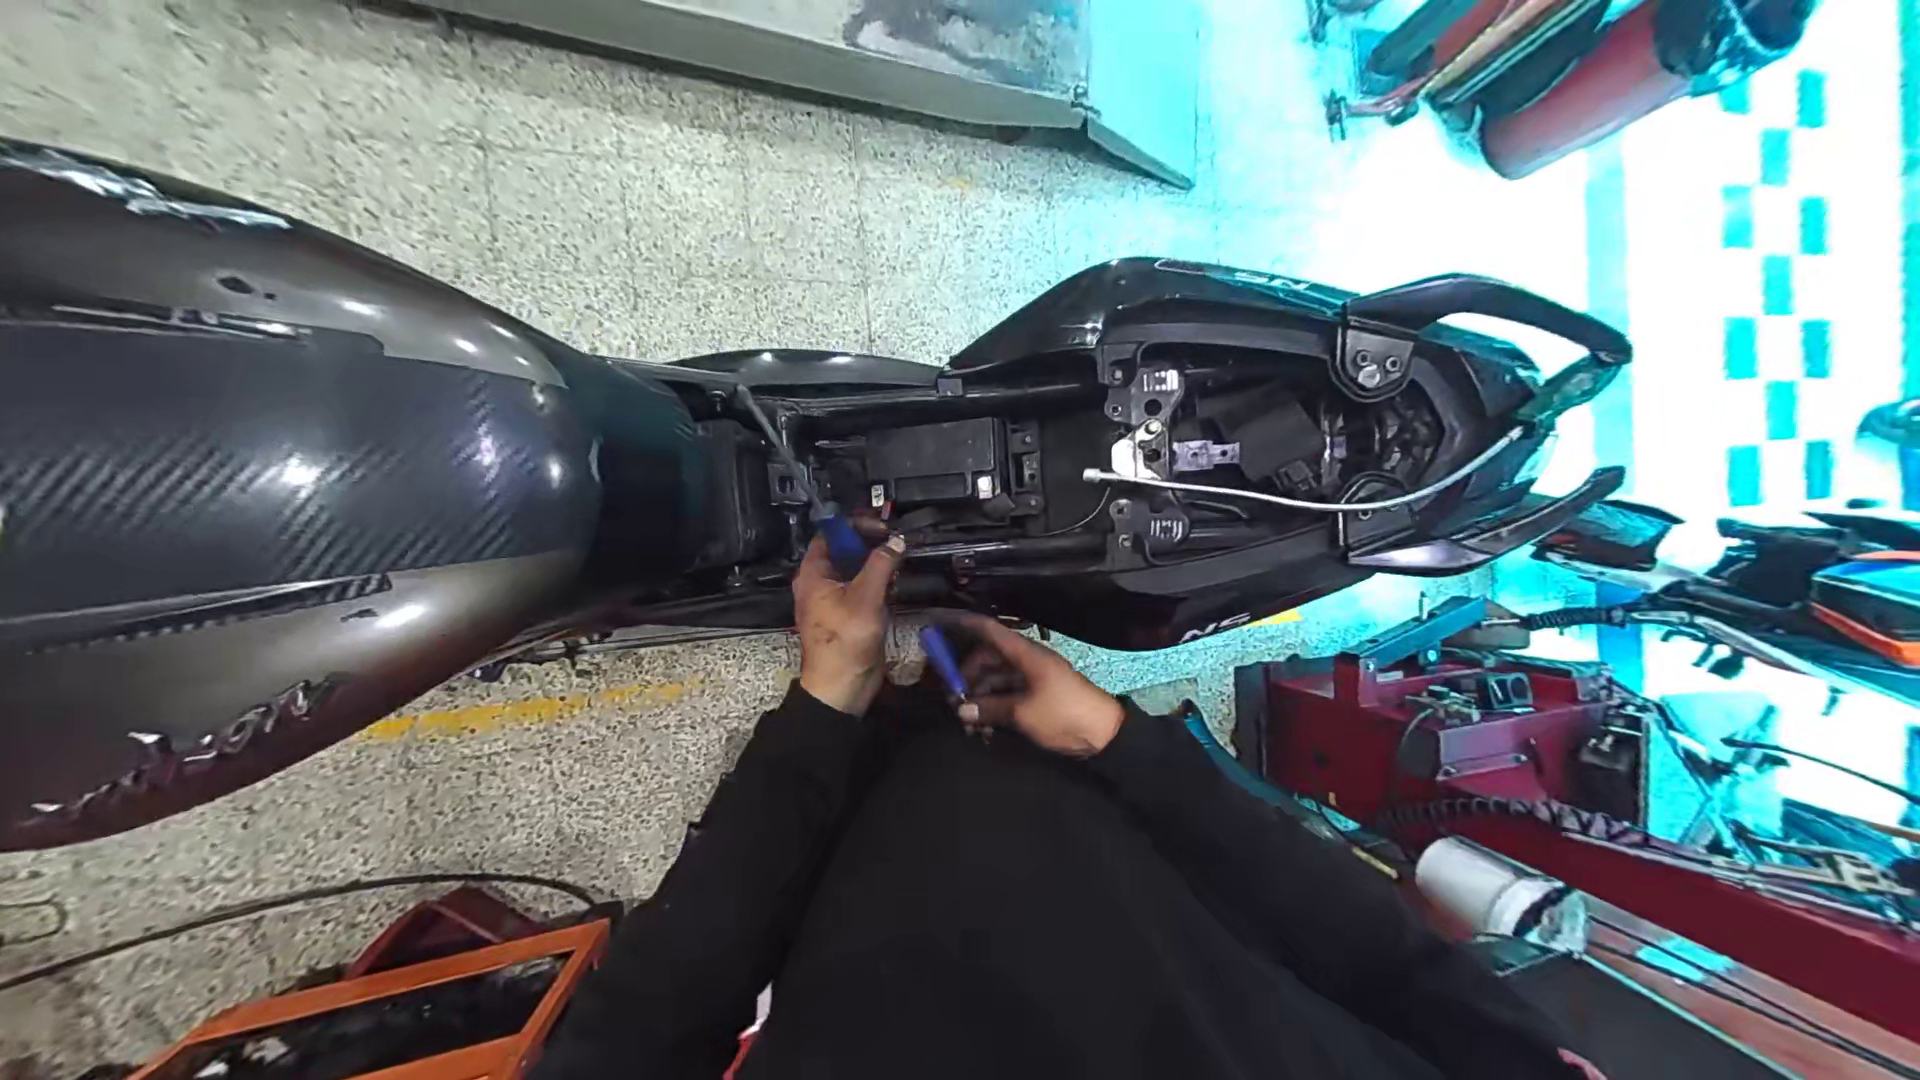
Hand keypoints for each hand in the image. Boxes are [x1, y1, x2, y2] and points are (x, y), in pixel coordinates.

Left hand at [794, 531, 905, 715]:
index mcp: (813, 574)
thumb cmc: (844, 642)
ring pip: (856, 570)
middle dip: (870, 544)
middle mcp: (820, 583)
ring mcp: (835, 599)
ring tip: (898, 561)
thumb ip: (882, 564)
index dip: (854, 525)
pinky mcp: (849, 614)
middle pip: (845, 551)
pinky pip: (863, 589)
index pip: (830, 534)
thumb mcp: (866, 596)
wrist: (842, 686)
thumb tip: (896, 541)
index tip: (880, 527)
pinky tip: (894, 583)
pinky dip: (878, 583)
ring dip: (877, 564)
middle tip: (894, 542)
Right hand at [948, 614, 1123, 757]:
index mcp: (1026, 654)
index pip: (992, 631)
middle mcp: (1026, 661)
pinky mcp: (1035, 697)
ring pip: (995, 680)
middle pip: (988, 659)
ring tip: (969, 722)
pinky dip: (993, 707)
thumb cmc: (1063, 714)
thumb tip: (961, 709)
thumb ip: (989, 708)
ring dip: (980, 697)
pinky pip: (1006, 695)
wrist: (1103, 734)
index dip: (967, 625)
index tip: (944, 624)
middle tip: (954, 698)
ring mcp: (1031, 679)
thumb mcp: (1023, 712)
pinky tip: (984, 727)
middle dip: (968, 677)